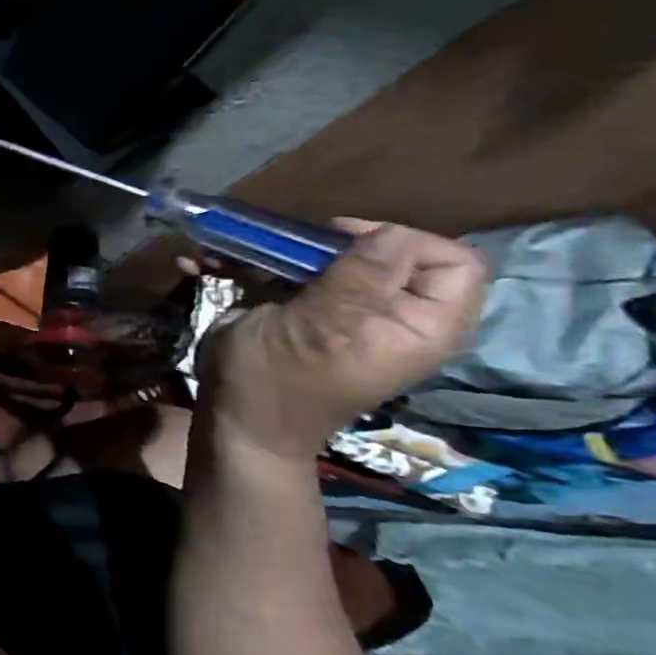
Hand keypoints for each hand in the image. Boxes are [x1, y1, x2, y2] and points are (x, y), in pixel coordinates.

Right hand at [197, 218, 486, 460]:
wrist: (236, 421)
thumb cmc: (279, 380)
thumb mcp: (319, 330)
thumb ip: (359, 281)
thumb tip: (391, 233)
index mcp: (417, 326)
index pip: (452, 263)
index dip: (406, 241)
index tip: (343, 241)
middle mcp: (388, 314)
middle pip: (382, 253)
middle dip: (323, 242)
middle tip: (281, 246)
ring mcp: (339, 313)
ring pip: (323, 258)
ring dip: (268, 249)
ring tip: (222, 249)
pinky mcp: (297, 312)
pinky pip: (281, 274)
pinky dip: (243, 264)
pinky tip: (202, 263)